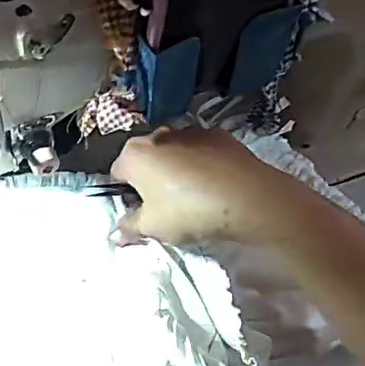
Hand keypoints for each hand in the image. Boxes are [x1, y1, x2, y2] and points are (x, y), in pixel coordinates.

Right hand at [108, 126, 315, 245]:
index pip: (117, 172)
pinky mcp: (221, 135)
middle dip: (149, 176)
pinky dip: (202, 162)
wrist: (250, 199)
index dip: (125, 193)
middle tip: (164, 204)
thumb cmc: (189, 211)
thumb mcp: (153, 227)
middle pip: (145, 157)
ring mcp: (191, 131)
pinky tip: (214, 184)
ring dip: (175, 167)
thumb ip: (129, 227)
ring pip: (173, 151)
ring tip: (192, 194)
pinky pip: (201, 150)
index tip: (139, 209)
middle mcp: (158, 135)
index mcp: (134, 154)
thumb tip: (114, 234)